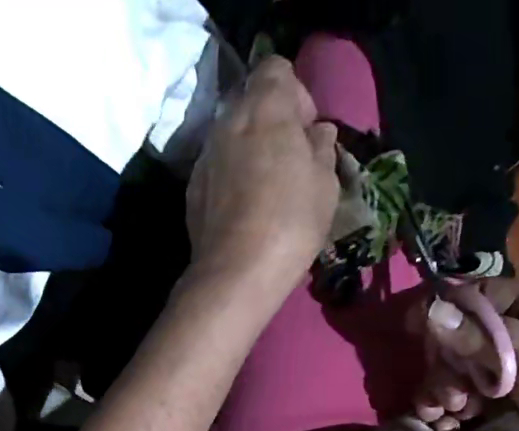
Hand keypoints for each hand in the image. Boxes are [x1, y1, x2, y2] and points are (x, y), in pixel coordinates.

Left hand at [185, 57, 340, 293]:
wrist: (237, 273)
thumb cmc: (291, 223)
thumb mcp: (325, 185)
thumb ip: (322, 149)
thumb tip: (318, 132)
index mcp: (266, 108)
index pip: (276, 69)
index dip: (296, 94)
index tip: (307, 131)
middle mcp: (228, 120)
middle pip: (251, 102)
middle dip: (273, 124)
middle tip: (293, 164)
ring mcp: (206, 154)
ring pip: (233, 136)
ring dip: (252, 152)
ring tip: (270, 192)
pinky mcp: (193, 187)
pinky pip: (219, 168)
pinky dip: (233, 178)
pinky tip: (248, 212)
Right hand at [414, 280, 518, 430]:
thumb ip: (487, 340)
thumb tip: (428, 310)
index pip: (482, 298)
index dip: (446, 310)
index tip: (411, 329)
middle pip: (464, 341)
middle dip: (446, 363)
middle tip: (450, 396)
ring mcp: (516, 387)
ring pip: (460, 378)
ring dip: (443, 392)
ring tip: (446, 415)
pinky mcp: (507, 423)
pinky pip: (466, 411)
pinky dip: (449, 418)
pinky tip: (444, 429)